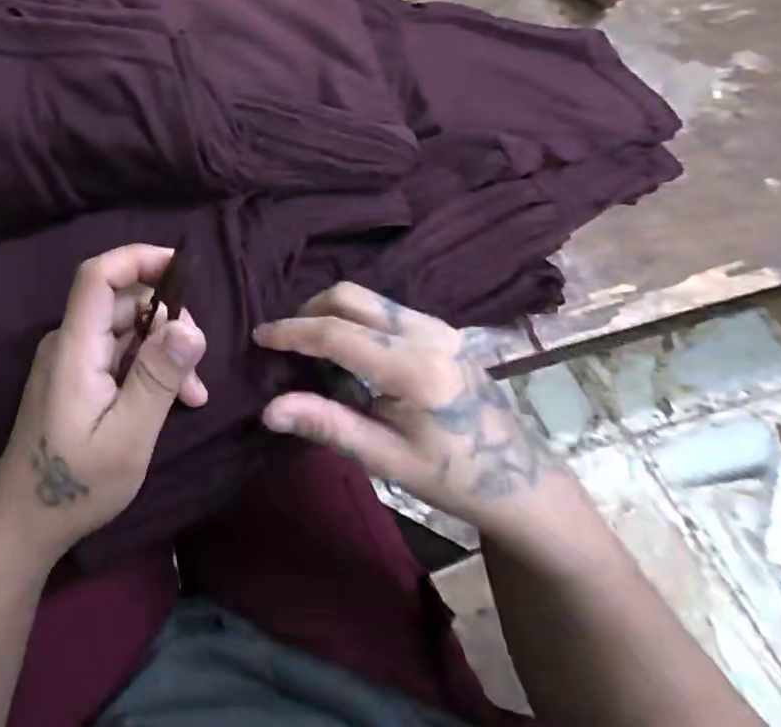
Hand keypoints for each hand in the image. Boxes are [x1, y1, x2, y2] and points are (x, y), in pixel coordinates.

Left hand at [0, 245, 208, 566]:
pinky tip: (172, 400)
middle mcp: (68, 342)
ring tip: (193, 395)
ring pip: (123, 330)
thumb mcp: (129, 435)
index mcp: (75, 346)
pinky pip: (115, 354)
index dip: (137, 257)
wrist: (26, 519)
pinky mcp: (74, 379)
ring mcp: (69, 360)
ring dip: (162, 351)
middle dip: (168, 322)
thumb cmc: (78, 482)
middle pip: (121, 303)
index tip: (184, 266)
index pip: (98, 276)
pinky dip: (146, 368)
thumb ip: (157, 378)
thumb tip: (190, 328)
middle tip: (198, 365)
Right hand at [254, 283, 566, 540]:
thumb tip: (268, 409)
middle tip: (283, 342)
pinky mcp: (442, 331)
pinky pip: (383, 309)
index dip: (290, 332)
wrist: (523, 483)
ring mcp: (439, 328)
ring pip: (366, 298)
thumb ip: (326, 424)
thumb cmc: (452, 477)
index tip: (257, 337)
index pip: (336, 333)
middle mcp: (428, 334)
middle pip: (350, 296)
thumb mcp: (385, 458)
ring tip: (310, 348)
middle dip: (308, 312)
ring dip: (329, 313)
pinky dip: (352, 318)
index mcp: (414, 368)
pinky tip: (346, 351)